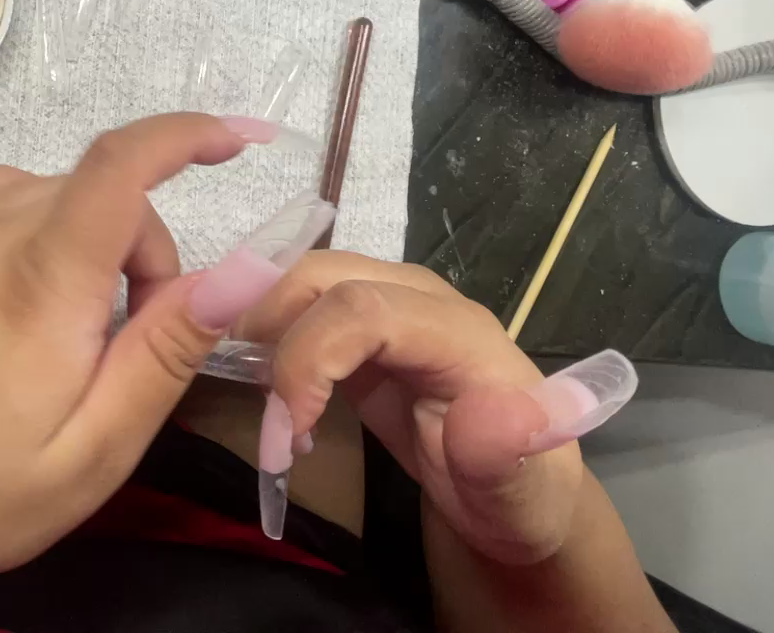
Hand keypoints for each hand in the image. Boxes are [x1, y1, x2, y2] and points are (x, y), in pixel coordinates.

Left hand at [0, 112, 293, 607]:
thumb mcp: (99, 443)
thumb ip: (170, 347)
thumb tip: (246, 269)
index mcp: (39, 279)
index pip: (120, 165)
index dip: (187, 136)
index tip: (242, 140)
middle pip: (110, 194)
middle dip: (147, 257)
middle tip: (130, 344)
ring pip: (74, 195)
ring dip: (105, 246)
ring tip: (81, 331)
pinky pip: (29, 197)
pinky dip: (62, 231)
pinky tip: (42, 294)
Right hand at [239, 253, 635, 565]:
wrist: (513, 484)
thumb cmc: (518, 492)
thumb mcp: (520, 498)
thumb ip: (505, 457)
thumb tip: (500, 416)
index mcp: (458, 332)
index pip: (361, 308)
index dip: (309, 357)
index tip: (290, 428)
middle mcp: (419, 296)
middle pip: (323, 274)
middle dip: (271, 325)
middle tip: (253, 394)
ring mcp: (388, 297)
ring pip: (306, 277)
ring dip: (266, 323)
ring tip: (257, 388)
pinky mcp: (363, 315)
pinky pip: (305, 298)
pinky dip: (274, 329)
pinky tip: (270, 379)